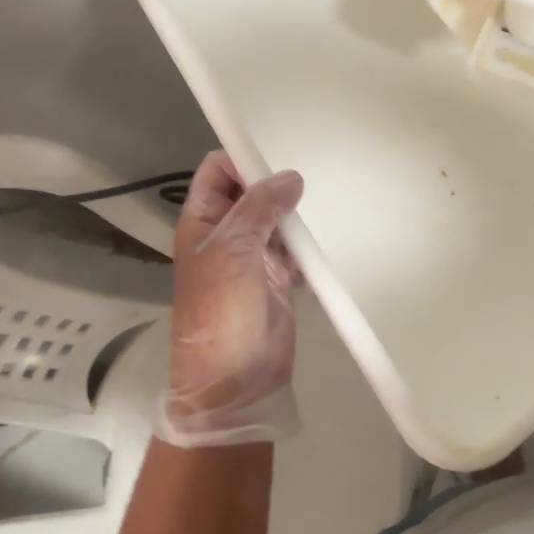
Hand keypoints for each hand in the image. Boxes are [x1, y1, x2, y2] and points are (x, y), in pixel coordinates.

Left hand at [156, 152, 304, 447]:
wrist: (234, 381)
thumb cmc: (221, 310)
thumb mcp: (234, 250)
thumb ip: (260, 207)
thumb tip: (290, 177)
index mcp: (202, 220)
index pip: (218, 170)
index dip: (243, 157)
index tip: (279, 151)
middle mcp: (226, 233)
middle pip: (252, 191)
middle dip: (278, 181)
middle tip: (318, 165)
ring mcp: (254, 256)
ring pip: (277, 218)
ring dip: (298, 210)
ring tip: (331, 191)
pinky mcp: (279, 278)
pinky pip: (296, 248)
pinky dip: (310, 240)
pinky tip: (331, 229)